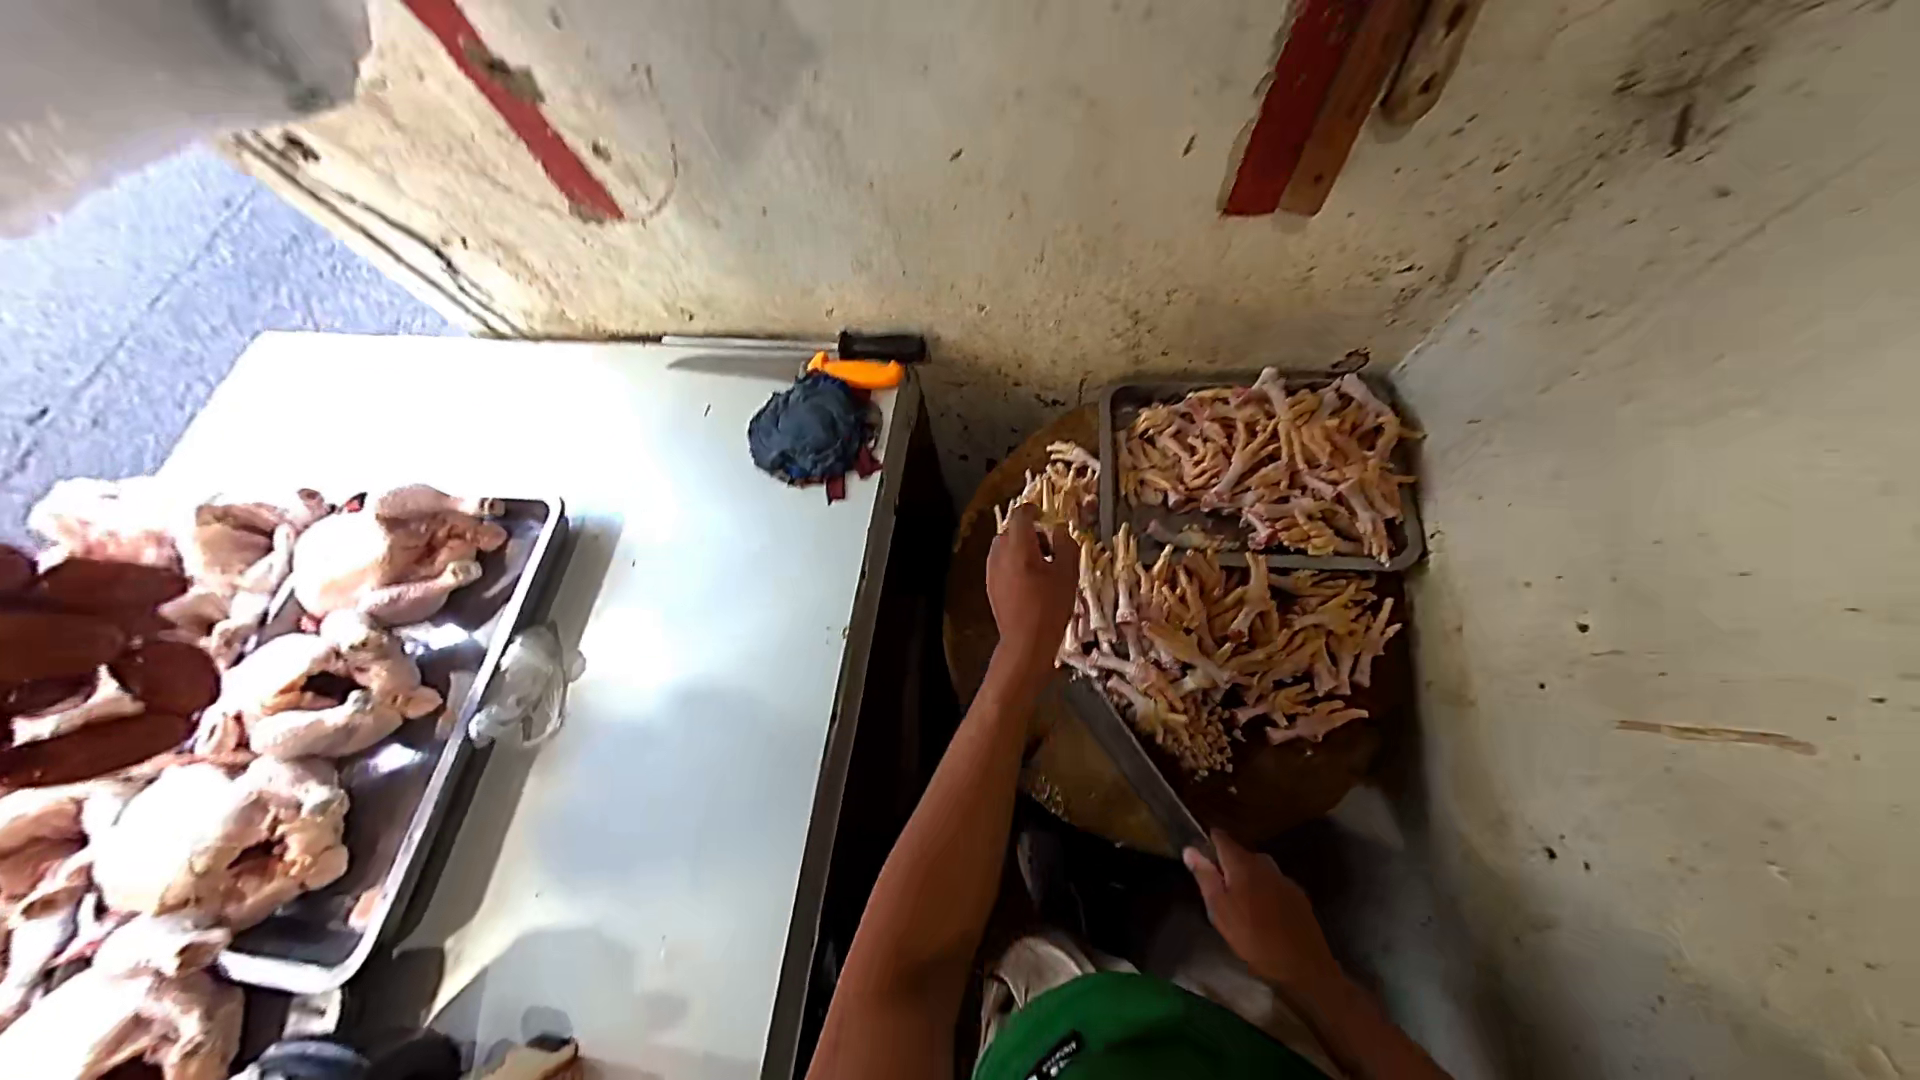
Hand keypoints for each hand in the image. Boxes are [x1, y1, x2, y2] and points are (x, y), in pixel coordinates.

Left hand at [986, 504, 1078, 675]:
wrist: (1026, 642)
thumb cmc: (1050, 606)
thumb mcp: (1068, 572)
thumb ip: (1065, 543)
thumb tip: (1058, 529)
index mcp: (1018, 546)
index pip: (1021, 514)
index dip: (1034, 510)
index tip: (1046, 516)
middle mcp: (999, 553)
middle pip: (1012, 530)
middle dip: (1030, 532)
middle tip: (1051, 548)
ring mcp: (991, 570)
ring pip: (1005, 547)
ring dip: (1021, 548)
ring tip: (1041, 567)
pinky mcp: (990, 585)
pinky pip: (1001, 563)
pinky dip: (1014, 563)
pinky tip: (1030, 582)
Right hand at [1185, 830, 1342, 994]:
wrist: (1305, 968)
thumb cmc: (1253, 937)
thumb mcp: (1219, 910)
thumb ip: (1204, 876)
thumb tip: (1189, 849)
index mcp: (1242, 863)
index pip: (1221, 837)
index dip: (1207, 842)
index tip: (1199, 857)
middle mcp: (1264, 863)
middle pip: (1240, 853)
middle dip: (1227, 865)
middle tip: (1219, 890)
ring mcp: (1284, 879)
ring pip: (1258, 869)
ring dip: (1247, 879)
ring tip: (1241, 903)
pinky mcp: (1299, 896)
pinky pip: (1274, 884)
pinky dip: (1265, 891)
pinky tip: (1264, 914)